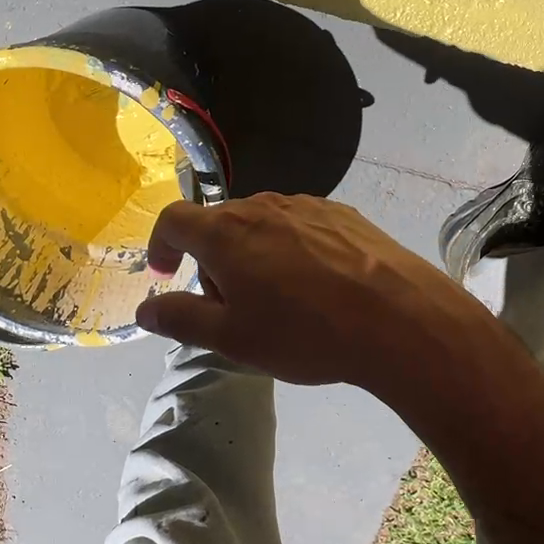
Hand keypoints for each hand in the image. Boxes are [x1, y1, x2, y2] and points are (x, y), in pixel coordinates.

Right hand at [137, 194, 497, 387]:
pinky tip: (317, 284)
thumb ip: (181, 319)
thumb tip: (146, 308)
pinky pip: (299, 224)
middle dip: (212, 259)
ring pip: (261, 223)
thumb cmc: (304, 332)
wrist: (397, 317)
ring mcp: (305, 204)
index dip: (161, 243)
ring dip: (253, 252)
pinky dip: (290, 247)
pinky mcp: (342, 213)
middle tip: (231, 306)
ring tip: (279, 299)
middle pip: (220, 222)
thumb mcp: (233, 339)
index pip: (174, 219)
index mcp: (225, 232)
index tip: (167, 272)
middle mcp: (262, 205)